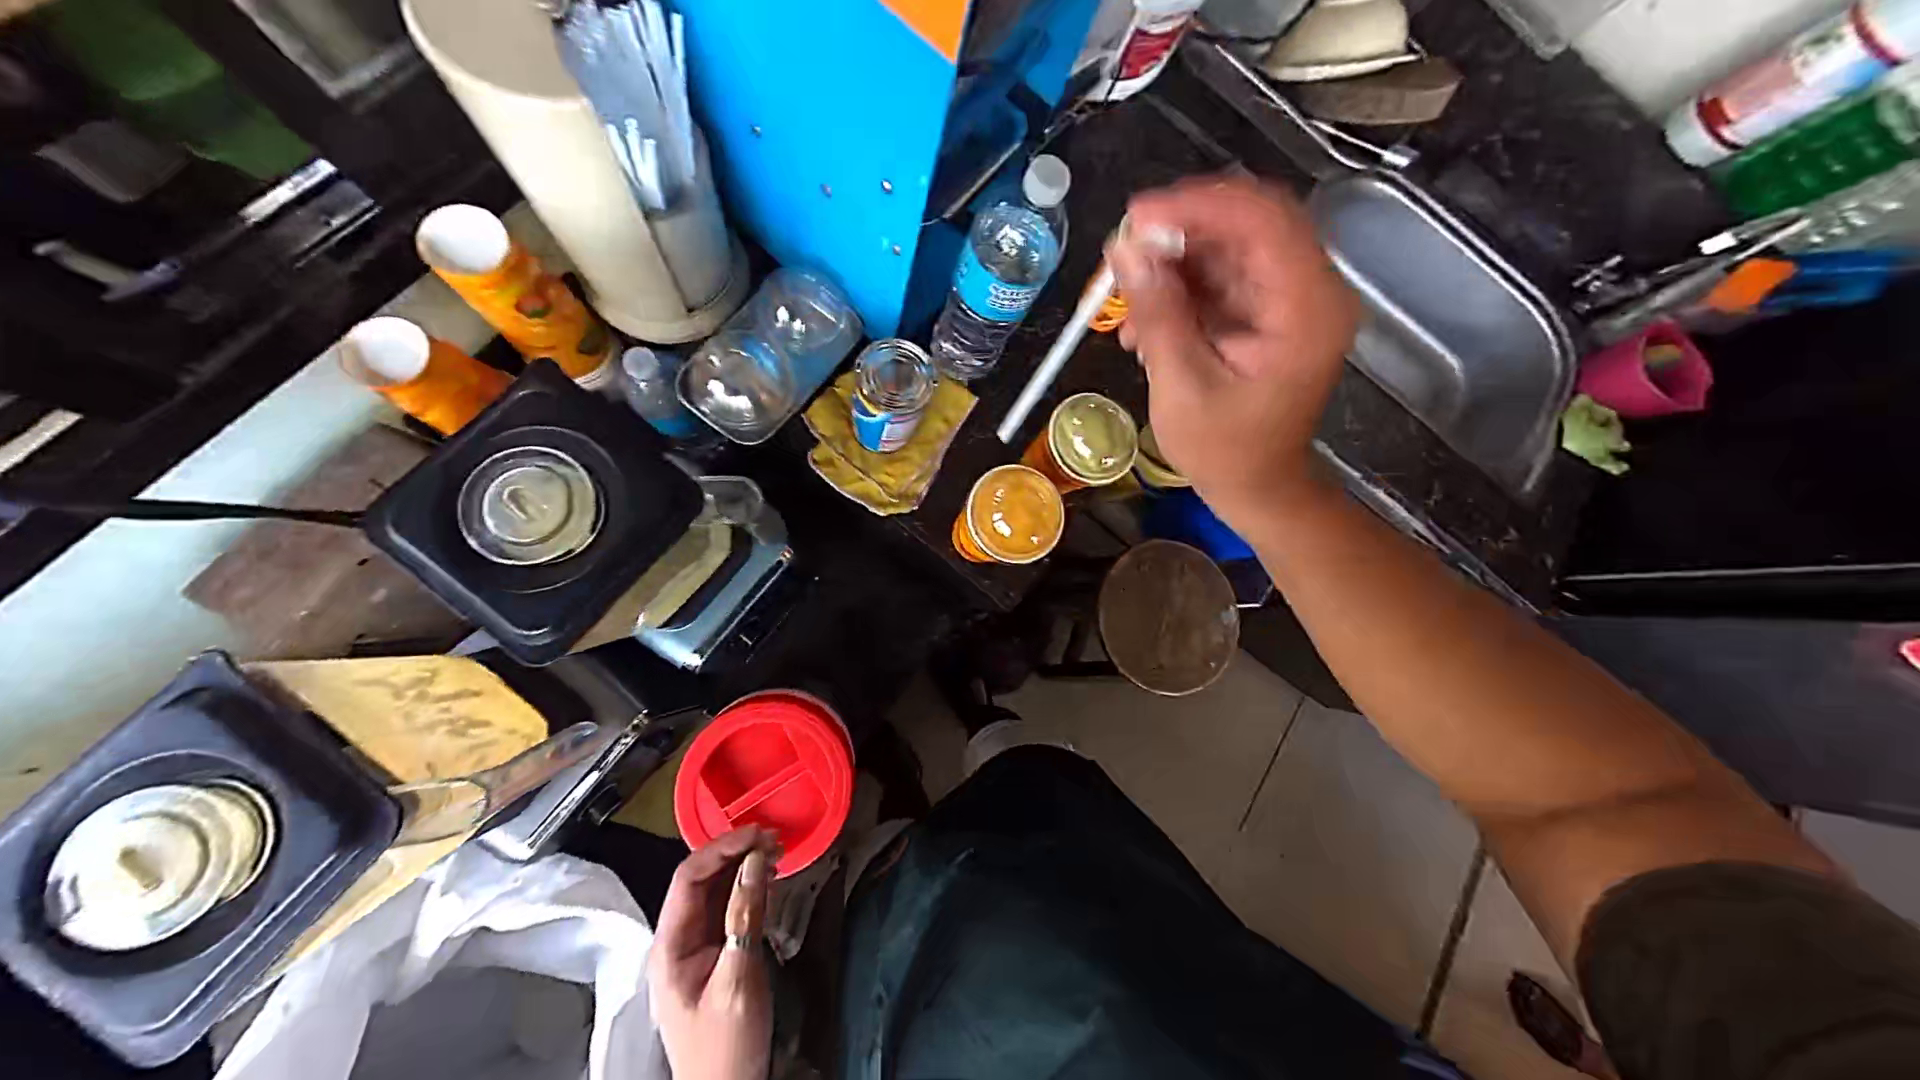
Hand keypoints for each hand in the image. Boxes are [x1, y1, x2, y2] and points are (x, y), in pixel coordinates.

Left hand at [647, 827, 780, 1079]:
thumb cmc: (727, 1044)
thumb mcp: (739, 979)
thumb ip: (745, 916)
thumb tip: (756, 860)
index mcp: (670, 945)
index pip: (688, 877)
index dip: (721, 848)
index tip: (758, 833)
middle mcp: (678, 939)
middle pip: (701, 879)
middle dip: (735, 852)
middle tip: (775, 839)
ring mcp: (695, 946)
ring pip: (716, 891)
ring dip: (744, 867)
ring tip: (777, 851)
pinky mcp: (715, 954)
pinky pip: (728, 908)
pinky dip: (749, 887)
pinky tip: (769, 878)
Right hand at [1108, 175, 1358, 526]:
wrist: (1257, 486)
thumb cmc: (1226, 451)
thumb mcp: (1183, 386)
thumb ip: (1158, 313)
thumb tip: (1125, 250)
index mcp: (1307, 308)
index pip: (1262, 221)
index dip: (1198, 206)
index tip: (1137, 217)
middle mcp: (1308, 290)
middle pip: (1247, 223)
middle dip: (1180, 229)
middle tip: (1124, 249)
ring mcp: (1287, 298)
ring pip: (1228, 245)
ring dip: (1172, 261)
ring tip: (1126, 297)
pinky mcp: (1264, 309)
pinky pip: (1220, 275)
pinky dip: (1178, 286)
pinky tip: (1144, 318)